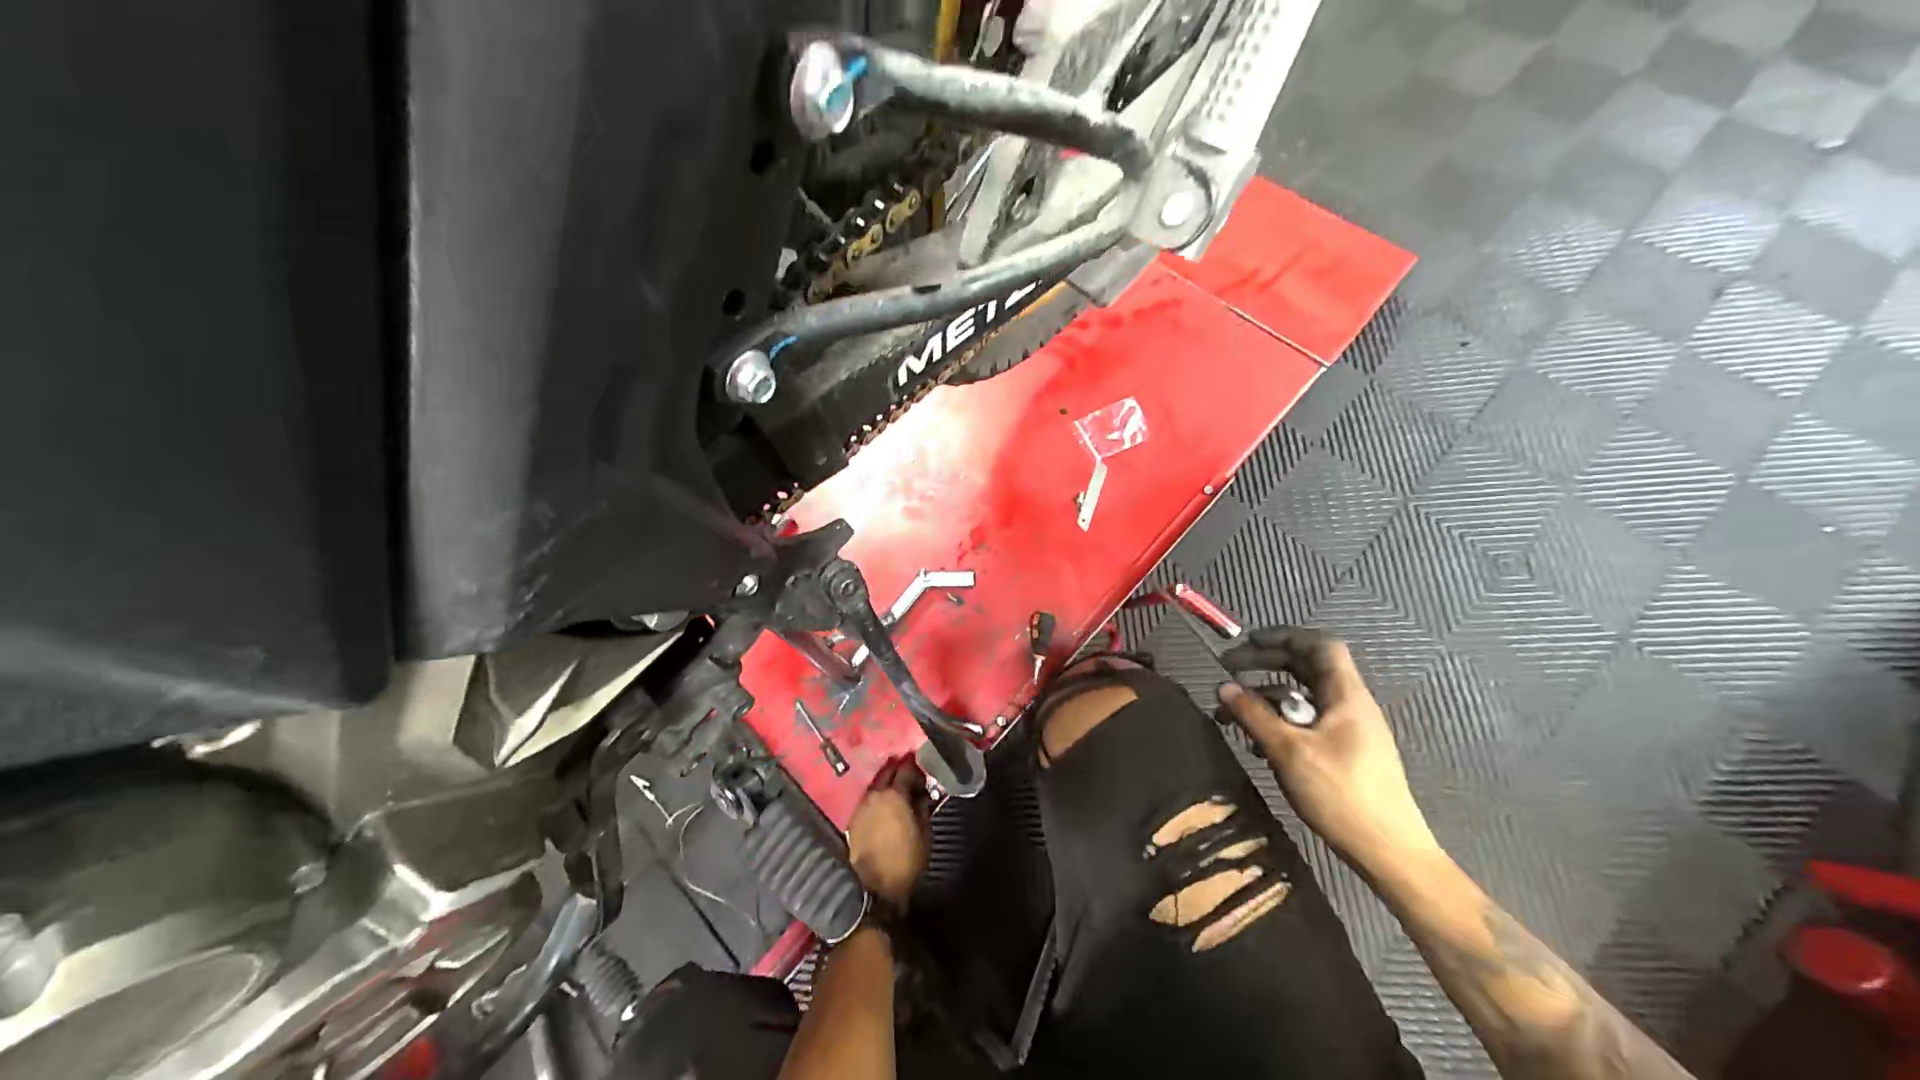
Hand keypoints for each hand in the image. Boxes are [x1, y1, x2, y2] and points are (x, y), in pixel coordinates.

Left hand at [847, 761, 929, 908]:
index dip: (915, 764)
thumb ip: (922, 808)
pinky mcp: (854, 818)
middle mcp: (875, 795)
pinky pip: (868, 798)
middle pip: (886, 771)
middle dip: (898, 767)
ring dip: (887, 781)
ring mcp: (862, 805)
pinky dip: (877, 795)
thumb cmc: (906, 860)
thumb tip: (921, 794)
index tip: (923, 764)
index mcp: (895, 795)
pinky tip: (885, 803)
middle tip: (911, 770)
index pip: (905, 769)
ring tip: (898, 786)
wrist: (875, 888)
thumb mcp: (924, 834)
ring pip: (875, 784)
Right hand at [1217, 627, 1438, 874]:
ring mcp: (1350, 729)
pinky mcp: (1345, 752)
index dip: (1283, 636)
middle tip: (1228, 671)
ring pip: (1303, 696)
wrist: (1388, 851)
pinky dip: (1279, 721)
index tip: (1247, 642)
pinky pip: (1307, 721)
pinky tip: (1258, 742)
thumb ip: (1253, 715)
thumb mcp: (1288, 752)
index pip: (1320, 645)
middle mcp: (1350, 704)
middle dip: (1266, 664)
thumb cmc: (1341, 795)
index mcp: (1346, 695)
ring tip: (1231, 713)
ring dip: (1266, 697)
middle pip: (1307, 667)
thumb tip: (1222, 687)